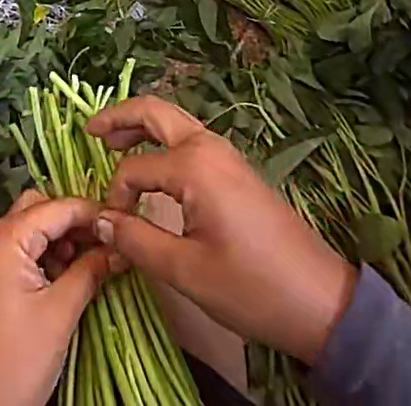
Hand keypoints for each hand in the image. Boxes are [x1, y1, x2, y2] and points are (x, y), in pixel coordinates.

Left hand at [0, 191, 112, 405]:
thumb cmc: (15, 360)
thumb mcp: (60, 312)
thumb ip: (91, 270)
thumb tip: (120, 247)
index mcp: (7, 237)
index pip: (59, 206)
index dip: (93, 213)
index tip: (124, 225)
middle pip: (41, 207)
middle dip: (74, 220)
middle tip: (106, 242)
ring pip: (33, 227)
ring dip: (63, 238)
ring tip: (92, 262)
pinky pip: (24, 249)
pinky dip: (48, 254)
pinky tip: (69, 276)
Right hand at [87, 97, 356, 364]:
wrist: (321, 299)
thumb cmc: (252, 287)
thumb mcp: (186, 271)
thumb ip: (136, 240)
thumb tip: (99, 218)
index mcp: (195, 165)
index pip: (134, 169)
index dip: (116, 197)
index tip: (114, 230)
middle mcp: (209, 146)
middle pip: (156, 111)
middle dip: (120, 116)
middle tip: (89, 130)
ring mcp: (226, 154)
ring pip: (174, 122)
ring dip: (141, 125)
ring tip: (111, 139)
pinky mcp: (235, 168)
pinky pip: (190, 139)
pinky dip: (162, 139)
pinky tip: (151, 161)